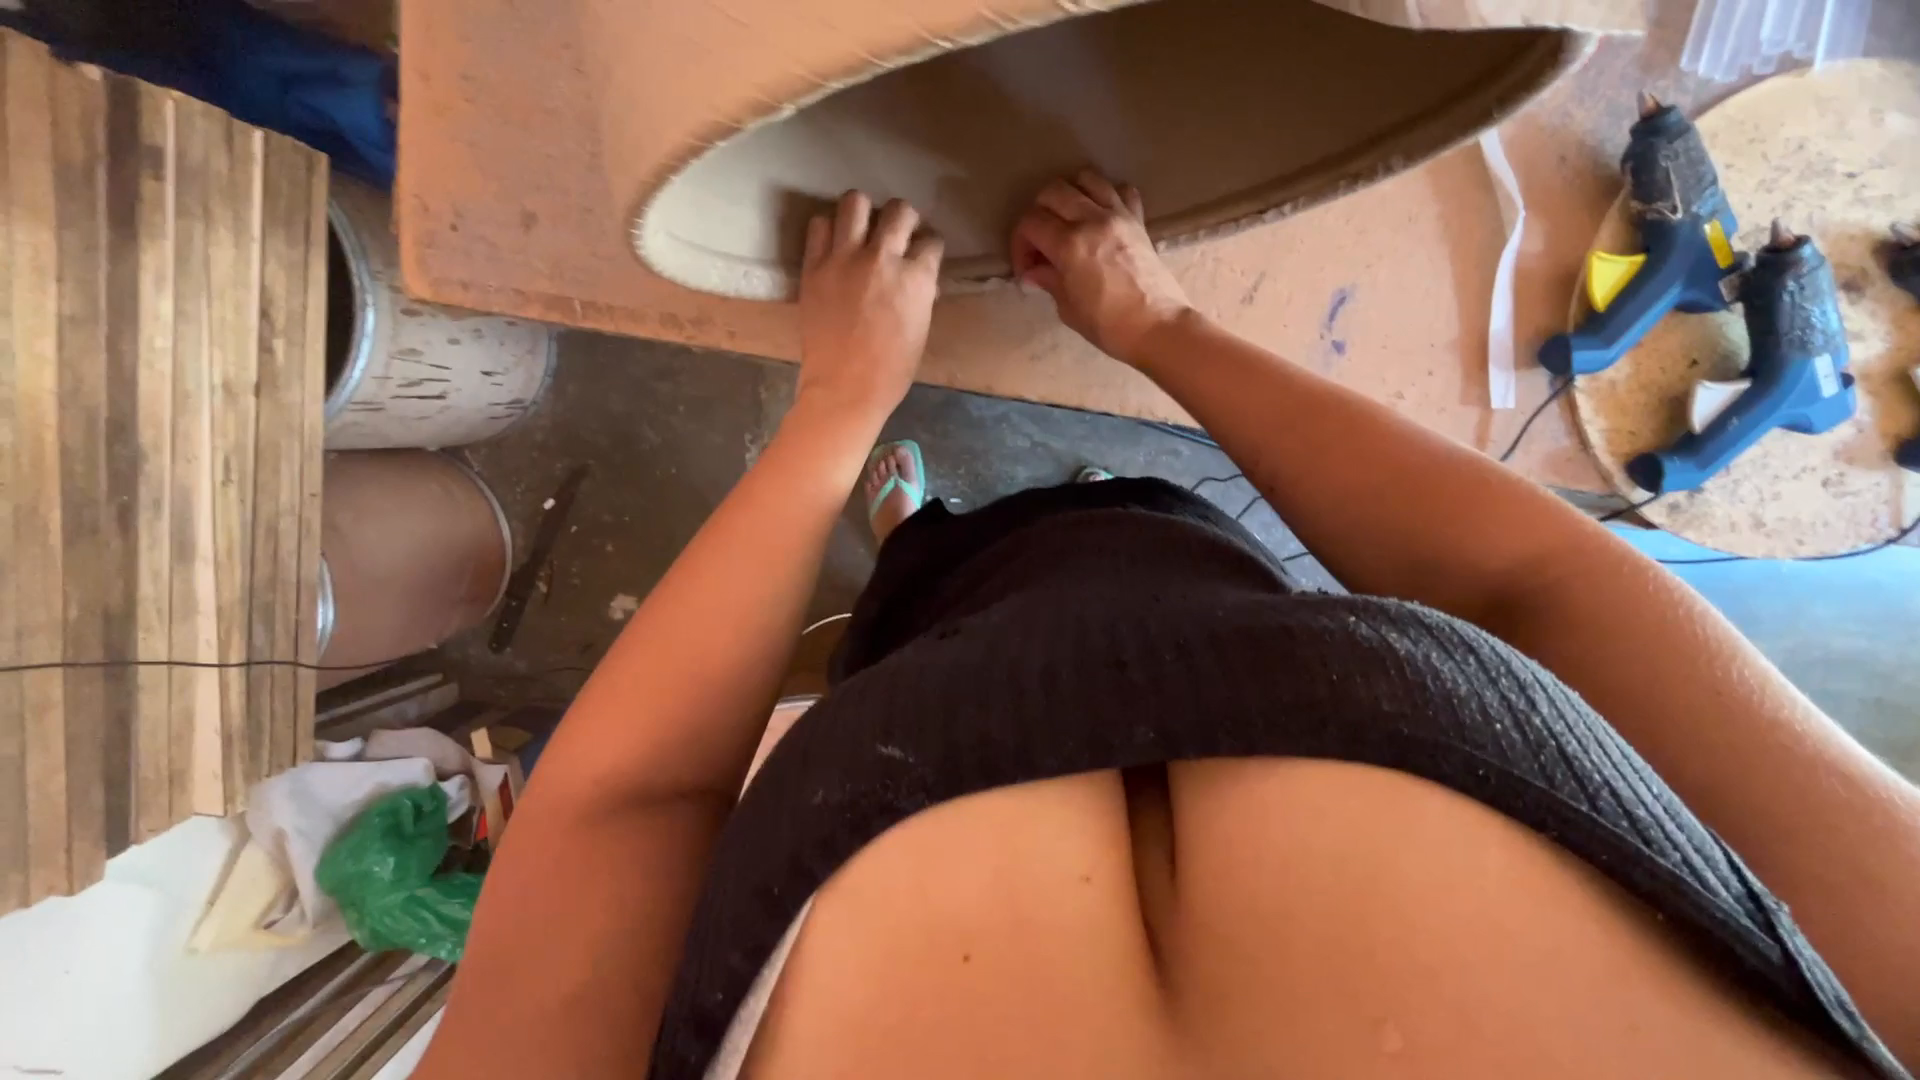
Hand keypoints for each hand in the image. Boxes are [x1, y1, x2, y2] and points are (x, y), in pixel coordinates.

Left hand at [796, 190, 943, 422]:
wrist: (845, 388)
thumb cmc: (891, 370)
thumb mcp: (920, 330)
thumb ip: (921, 296)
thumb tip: (921, 280)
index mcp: (916, 278)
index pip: (932, 242)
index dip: (929, 247)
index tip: (923, 253)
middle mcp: (883, 258)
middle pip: (899, 210)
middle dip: (904, 218)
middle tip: (897, 232)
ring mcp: (845, 259)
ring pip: (855, 202)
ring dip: (864, 211)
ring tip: (863, 227)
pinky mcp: (814, 266)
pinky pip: (819, 226)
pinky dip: (829, 229)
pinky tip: (834, 244)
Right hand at [1010, 169, 1192, 365]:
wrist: (1157, 326)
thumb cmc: (1108, 325)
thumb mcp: (1068, 308)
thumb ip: (1049, 281)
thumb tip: (1033, 272)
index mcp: (1069, 244)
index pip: (1030, 223)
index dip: (1020, 244)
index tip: (1027, 268)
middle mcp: (1091, 219)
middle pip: (1052, 192)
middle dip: (1038, 214)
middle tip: (1042, 242)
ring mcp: (1118, 215)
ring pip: (1086, 179)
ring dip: (1070, 195)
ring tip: (1069, 221)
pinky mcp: (1138, 220)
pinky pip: (1121, 190)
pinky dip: (1107, 195)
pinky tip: (1101, 217)